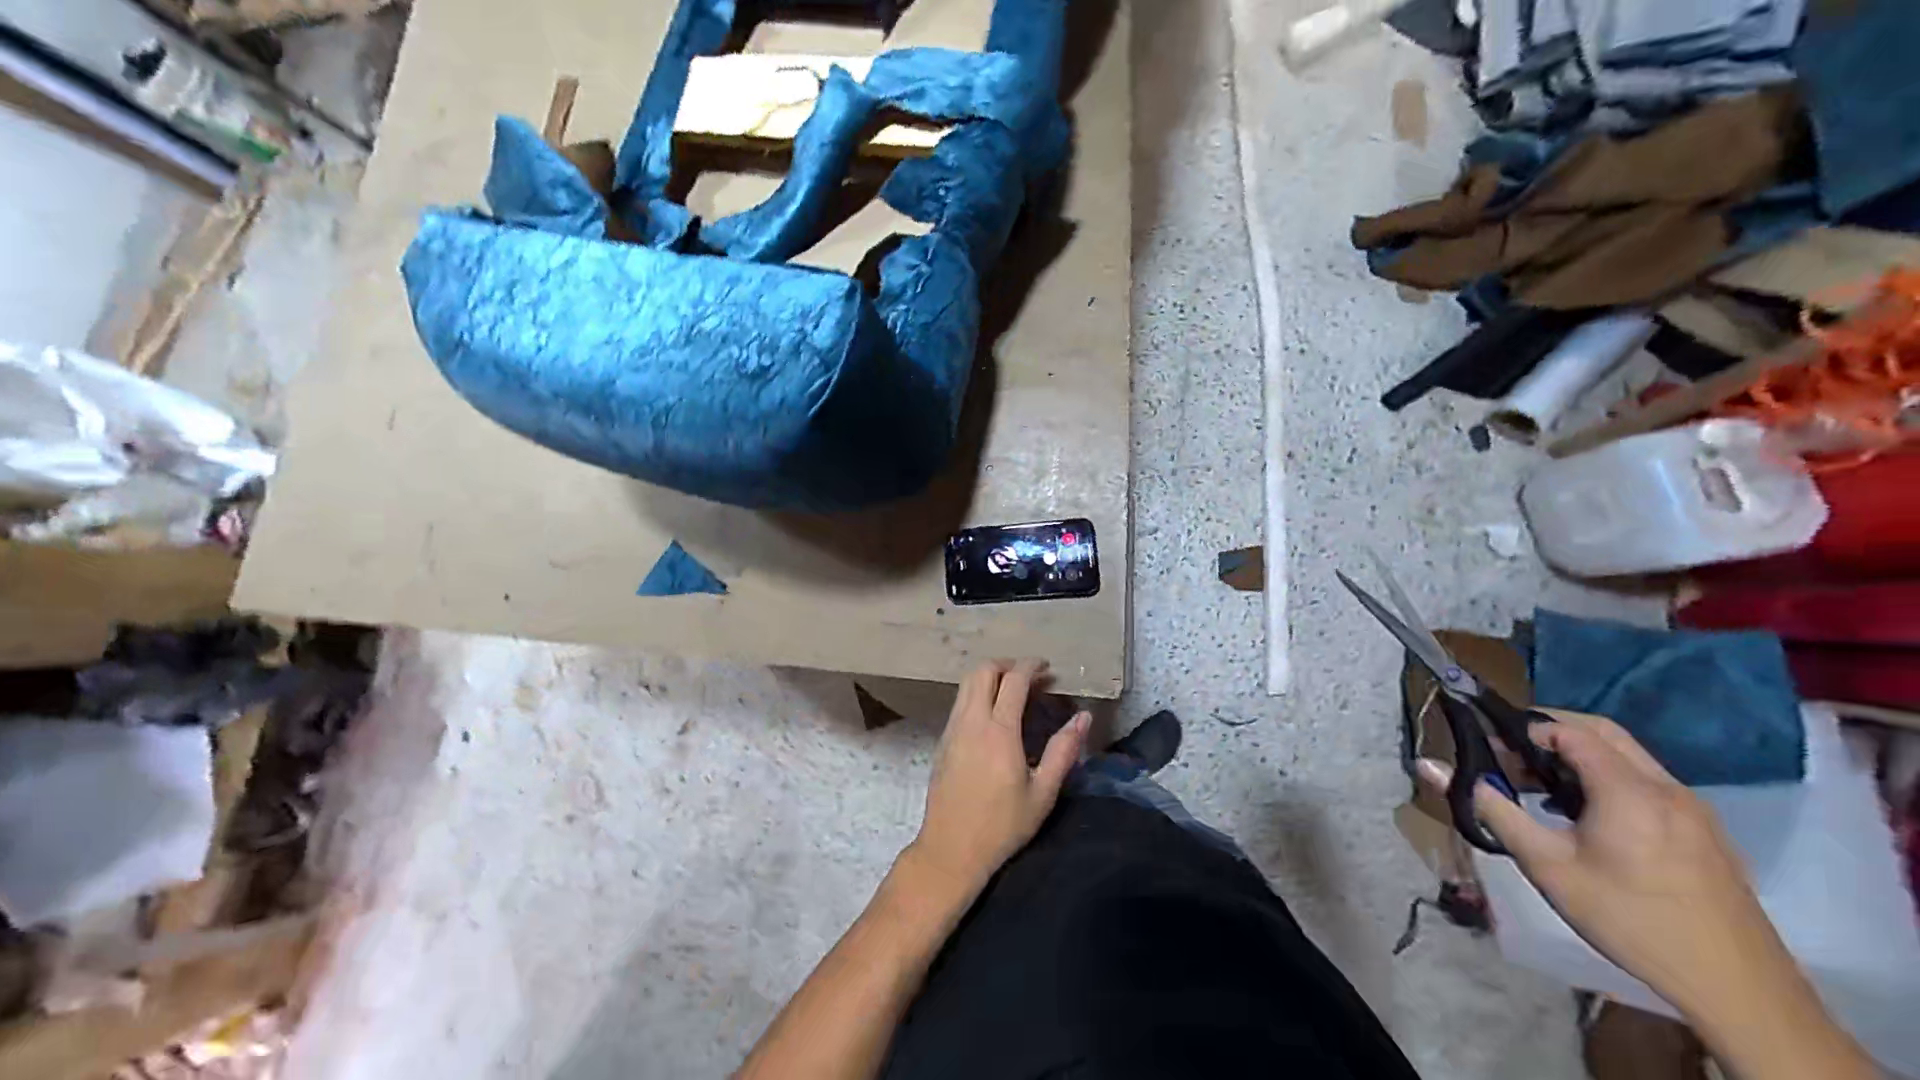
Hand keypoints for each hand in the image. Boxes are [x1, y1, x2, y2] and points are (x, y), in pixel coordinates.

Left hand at [907, 660, 1089, 896]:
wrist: (951, 849)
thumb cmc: (1002, 825)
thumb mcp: (1043, 792)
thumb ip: (1064, 751)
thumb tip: (1083, 717)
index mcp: (999, 731)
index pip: (1013, 680)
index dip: (1030, 666)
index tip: (1046, 667)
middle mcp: (972, 722)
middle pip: (982, 671)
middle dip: (1006, 664)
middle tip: (1028, 675)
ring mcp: (952, 730)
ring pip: (966, 684)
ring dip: (989, 676)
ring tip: (1011, 690)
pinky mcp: (942, 741)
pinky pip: (959, 702)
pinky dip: (976, 693)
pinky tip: (992, 714)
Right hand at [1419, 711, 1873, 1078]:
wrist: (1738, 988)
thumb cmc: (1628, 918)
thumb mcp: (1546, 864)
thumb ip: (1490, 807)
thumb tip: (1428, 765)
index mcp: (1628, 789)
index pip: (1570, 730)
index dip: (1525, 730)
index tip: (1493, 751)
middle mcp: (1666, 787)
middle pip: (1603, 732)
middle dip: (1551, 733)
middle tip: (1512, 760)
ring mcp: (1694, 809)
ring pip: (1629, 757)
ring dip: (1581, 758)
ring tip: (1543, 791)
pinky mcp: (1707, 832)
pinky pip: (1649, 784)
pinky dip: (1610, 780)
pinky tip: (1590, 820)